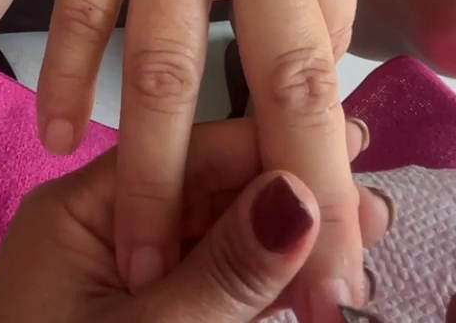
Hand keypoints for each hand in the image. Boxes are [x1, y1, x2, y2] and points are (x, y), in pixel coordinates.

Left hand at [0, 118, 390, 321]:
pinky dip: (263, 290)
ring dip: (290, 246)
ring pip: (221, 245)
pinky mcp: (144, 321)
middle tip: (373, 202)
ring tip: (368, 234)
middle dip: (292, 199)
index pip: (190, 154)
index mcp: (82, 210)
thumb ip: (225, 270)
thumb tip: (301, 190)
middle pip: (212, 196)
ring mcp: (126, 281)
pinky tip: (315, 285)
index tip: (347, 151)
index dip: (270, 151)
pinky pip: (212, 289)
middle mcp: (105, 230)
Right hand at [36, 0, 364, 319]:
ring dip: (159, 168)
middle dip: (284, 200)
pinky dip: (69, 71)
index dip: (337, 172)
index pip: (328, 70)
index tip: (345, 262)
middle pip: (276, 79)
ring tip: (150, 263)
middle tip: (291, 313)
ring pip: (166, 58)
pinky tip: (61, 136)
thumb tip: (317, 63)